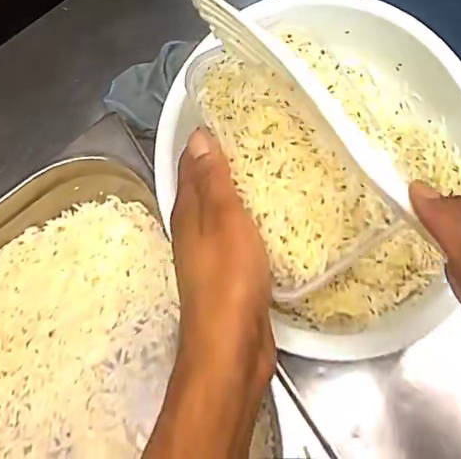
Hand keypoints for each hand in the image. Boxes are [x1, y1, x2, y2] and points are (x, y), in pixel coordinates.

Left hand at [147, 128, 274, 458]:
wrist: (232, 348)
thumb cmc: (228, 278)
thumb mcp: (224, 218)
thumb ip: (213, 179)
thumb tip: (198, 135)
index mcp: (188, 213)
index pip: (190, 164)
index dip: (205, 140)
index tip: (228, 114)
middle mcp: (194, 230)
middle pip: (205, 185)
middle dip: (224, 160)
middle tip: (257, 133)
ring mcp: (212, 253)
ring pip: (223, 209)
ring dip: (239, 188)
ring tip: (269, 165)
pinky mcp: (232, 273)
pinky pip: (240, 231)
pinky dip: (252, 215)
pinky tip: (272, 213)